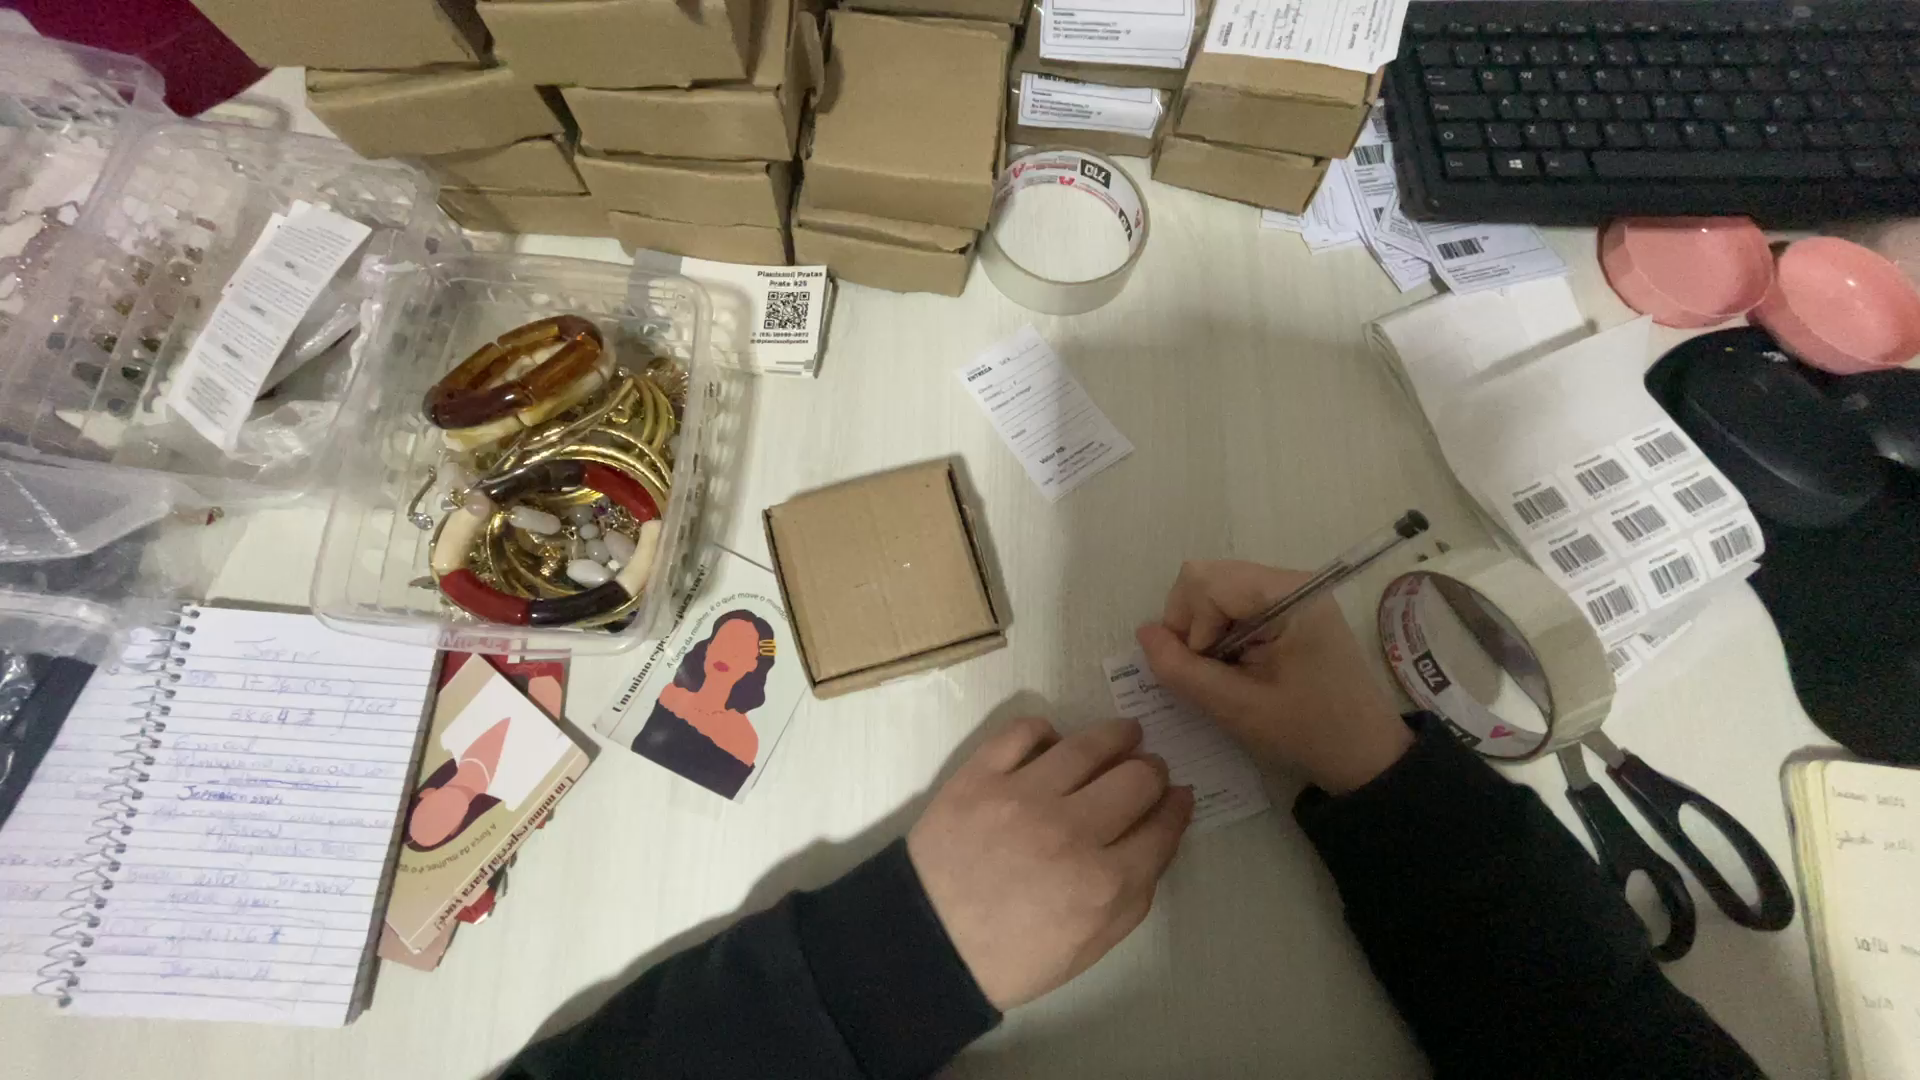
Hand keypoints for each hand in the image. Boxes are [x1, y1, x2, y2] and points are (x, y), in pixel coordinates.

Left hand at [907, 716, 1193, 1009]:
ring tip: (1124, 733)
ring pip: (1087, 745)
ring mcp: (1023, 796)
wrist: (929, 940)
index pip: (1161, 826)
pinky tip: (1055, 741)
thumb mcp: (1090, 946)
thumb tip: (1160, 829)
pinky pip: (1024, 730)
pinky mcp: (980, 774)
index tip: (1177, 794)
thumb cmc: (1013, 952)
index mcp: (1102, 883)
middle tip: (1147, 768)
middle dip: (1152, 770)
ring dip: (1116, 735)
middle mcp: (1070, 831)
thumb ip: (1134, 892)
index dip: (1176, 805)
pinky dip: (1047, 730)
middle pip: (1136, 778)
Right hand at [1135, 560, 1411, 794]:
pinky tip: (1235, 659)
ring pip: (1211, 586)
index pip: (1204, 580)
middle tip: (1210, 667)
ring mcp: (1288, 589)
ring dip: (1202, 626)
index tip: (1209, 666)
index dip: (1190, 623)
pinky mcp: (1284, 604)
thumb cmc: (1308, 732)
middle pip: (1205, 576)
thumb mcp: (1236, 708)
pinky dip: (1216, 627)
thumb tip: (1143, 633)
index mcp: (1289, 596)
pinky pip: (1228, 599)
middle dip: (1190, 621)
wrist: (1366, 754)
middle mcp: (1289, 579)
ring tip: (1224, 666)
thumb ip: (1181, 669)